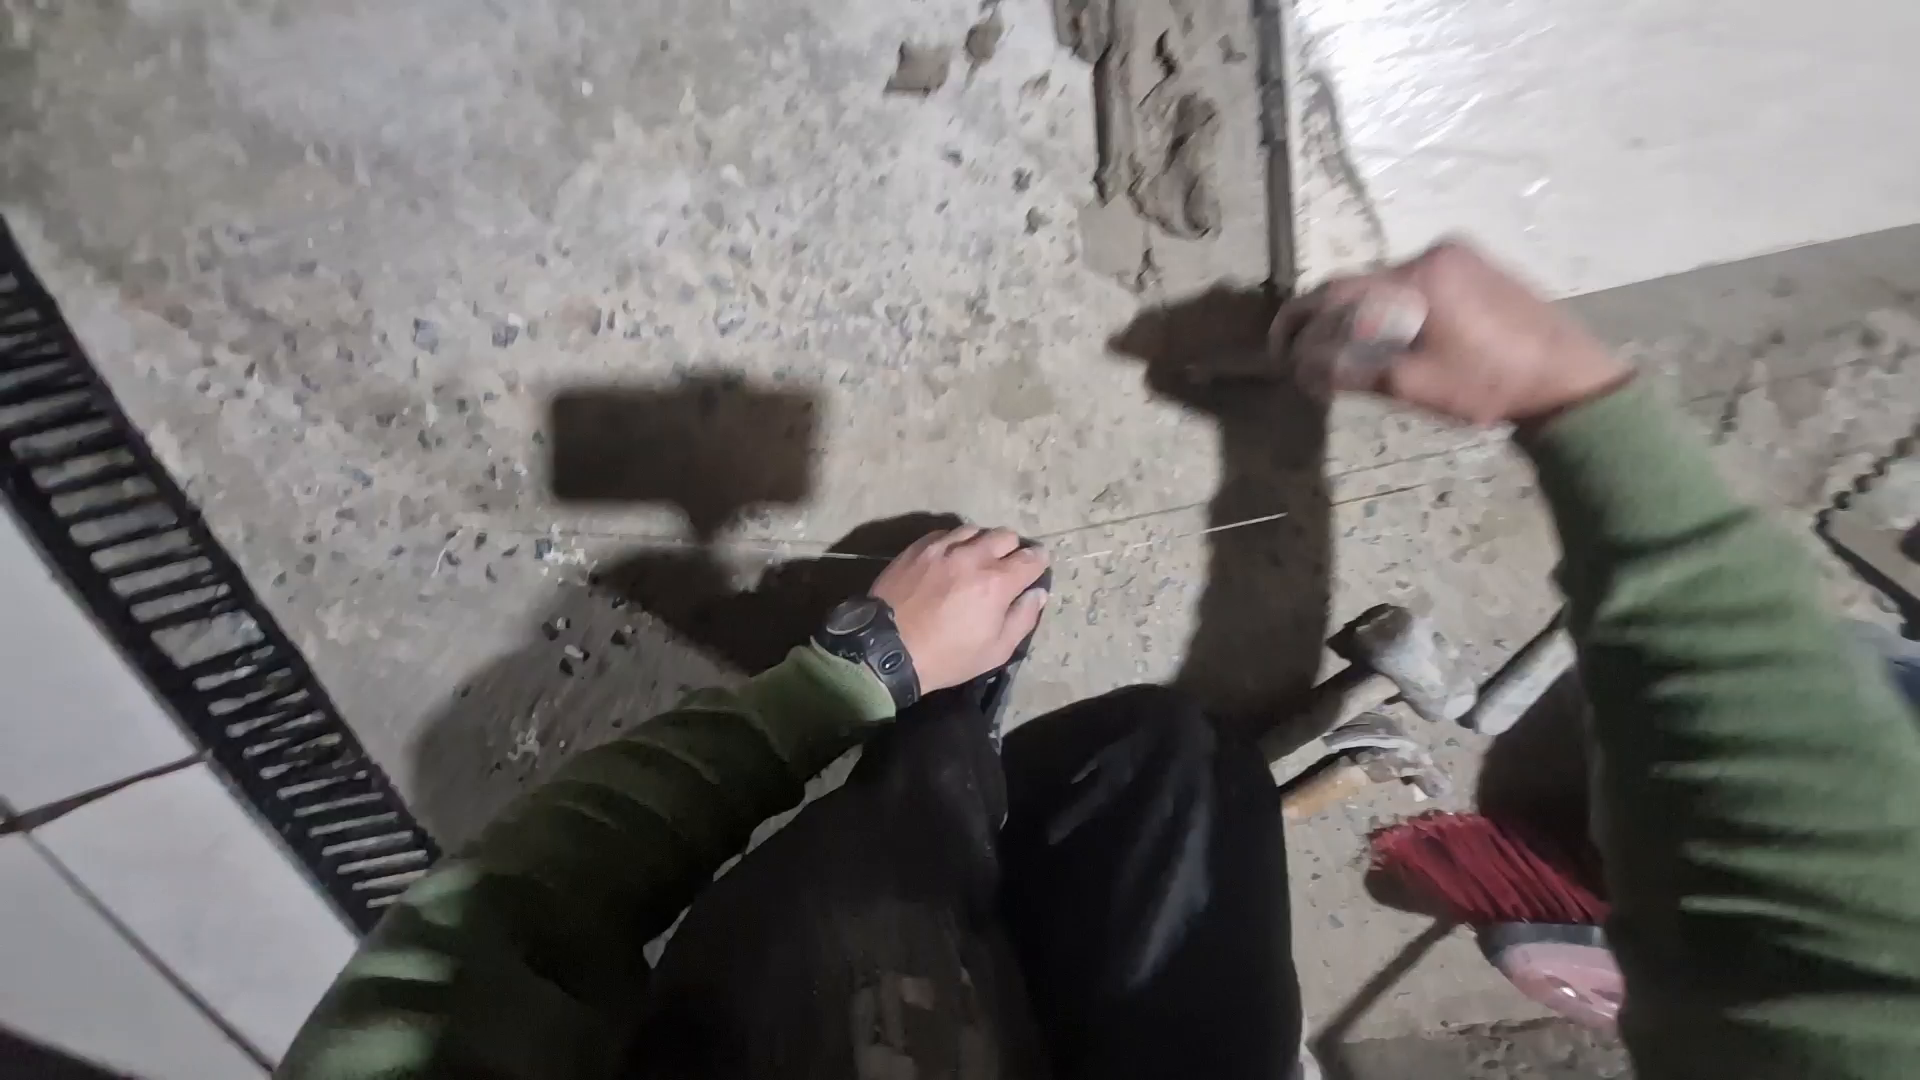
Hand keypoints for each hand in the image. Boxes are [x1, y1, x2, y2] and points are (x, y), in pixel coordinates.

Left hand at [868, 526, 1049, 693]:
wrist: (888, 649)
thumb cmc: (946, 656)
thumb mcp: (995, 651)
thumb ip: (1023, 618)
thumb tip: (1038, 593)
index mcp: (997, 582)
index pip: (1031, 558)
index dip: (1039, 561)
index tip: (1037, 567)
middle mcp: (973, 556)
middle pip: (1005, 536)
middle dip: (1012, 549)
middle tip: (1006, 566)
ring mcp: (943, 548)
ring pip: (974, 529)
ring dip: (982, 542)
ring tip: (977, 559)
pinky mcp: (918, 548)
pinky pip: (945, 533)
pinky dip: (955, 542)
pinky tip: (950, 557)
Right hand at [1275, 241, 1631, 425]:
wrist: (1570, 381)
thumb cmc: (1489, 385)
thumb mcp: (1408, 383)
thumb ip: (1347, 369)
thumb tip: (1298, 367)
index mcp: (1420, 275)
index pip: (1337, 291)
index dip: (1297, 321)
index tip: (1279, 350)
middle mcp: (1435, 253)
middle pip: (1358, 285)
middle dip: (1325, 323)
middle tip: (1305, 359)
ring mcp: (1458, 257)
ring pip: (1382, 286)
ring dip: (1355, 319)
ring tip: (1342, 357)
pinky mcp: (1473, 269)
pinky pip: (1410, 286)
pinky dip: (1385, 312)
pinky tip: (1382, 341)